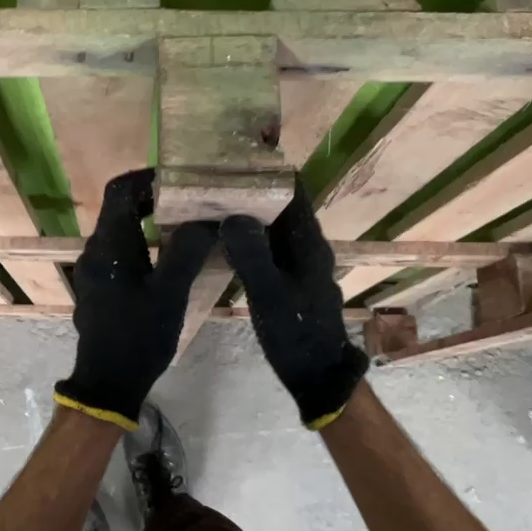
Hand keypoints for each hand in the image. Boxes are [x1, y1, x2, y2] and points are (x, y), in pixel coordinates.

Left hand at [54, 169, 219, 431]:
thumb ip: (187, 251)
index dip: (146, 178)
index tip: (177, 180)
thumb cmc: (139, 334)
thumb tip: (206, 220)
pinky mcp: (96, 288)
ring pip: (117, 232)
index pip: (119, 190)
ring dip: (146, 224)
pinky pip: (117, 253)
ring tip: (182, 229)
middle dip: (151, 200)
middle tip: (186, 202)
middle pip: (118, 209)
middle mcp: (93, 251)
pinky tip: (164, 261)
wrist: (108, 381)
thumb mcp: (171, 292)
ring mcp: (91, 271)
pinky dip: (139, 245)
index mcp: (109, 245)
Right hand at [221, 184, 368, 428]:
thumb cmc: (297, 335)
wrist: (319, 377)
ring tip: (213, 199)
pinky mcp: (290, 279)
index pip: (293, 189)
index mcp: (309, 243)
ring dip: (250, 212)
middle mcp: (308, 246)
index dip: (269, 168)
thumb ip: (251, 253)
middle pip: (282, 204)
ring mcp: (300, 264)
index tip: (236, 154)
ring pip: (275, 226)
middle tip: (213, 175)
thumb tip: (232, 214)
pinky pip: (269, 246)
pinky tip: (223, 239)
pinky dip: (249, 236)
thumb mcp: (269, 294)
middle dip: (253, 187)